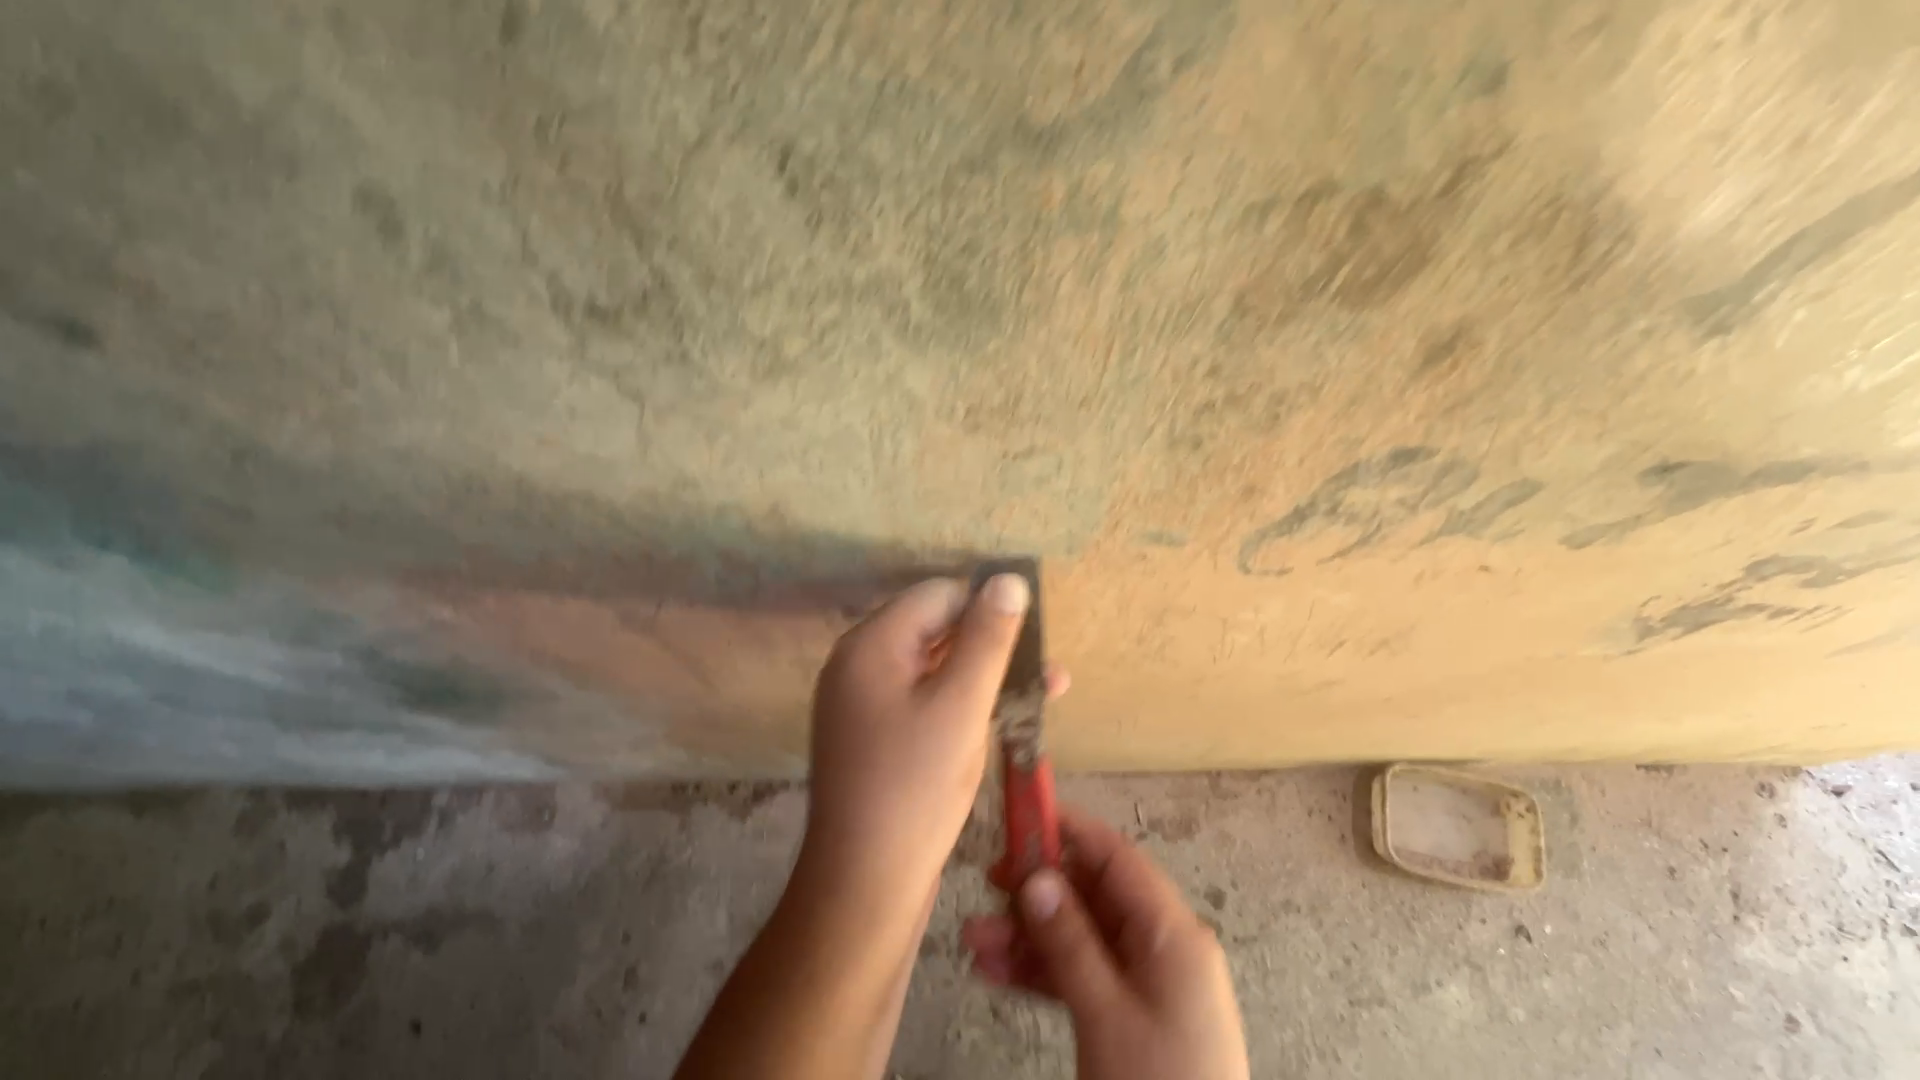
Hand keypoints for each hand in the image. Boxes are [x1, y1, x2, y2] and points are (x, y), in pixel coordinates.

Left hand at [801, 574, 1057, 901]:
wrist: (865, 881)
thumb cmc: (915, 788)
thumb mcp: (961, 706)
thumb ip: (987, 639)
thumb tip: (1008, 579)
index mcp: (870, 644)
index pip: (939, 596)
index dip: (988, 609)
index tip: (1034, 642)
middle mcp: (858, 664)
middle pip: (935, 630)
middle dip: (993, 646)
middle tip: (1049, 676)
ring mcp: (862, 703)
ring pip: (933, 669)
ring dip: (984, 679)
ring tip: (1041, 699)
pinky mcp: (873, 736)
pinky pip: (922, 702)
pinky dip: (960, 706)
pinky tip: (999, 723)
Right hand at [962, 807, 1249, 1079]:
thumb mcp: (1108, 1013)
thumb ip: (1071, 942)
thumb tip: (1035, 878)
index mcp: (1172, 933)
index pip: (1116, 857)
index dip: (1069, 830)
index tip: (1020, 814)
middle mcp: (1161, 946)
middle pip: (1092, 897)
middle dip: (1036, 893)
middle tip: (986, 887)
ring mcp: (1145, 981)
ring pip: (1079, 938)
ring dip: (1028, 937)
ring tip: (973, 943)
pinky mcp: (1130, 1012)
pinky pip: (1081, 975)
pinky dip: (1042, 972)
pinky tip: (996, 974)